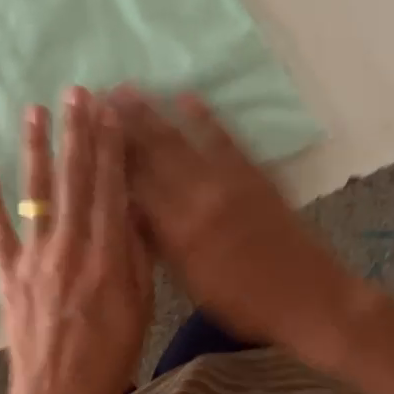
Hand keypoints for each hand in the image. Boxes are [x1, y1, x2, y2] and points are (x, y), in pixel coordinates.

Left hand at [0, 88, 152, 393]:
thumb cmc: (111, 354)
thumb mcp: (139, 304)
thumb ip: (134, 252)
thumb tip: (132, 203)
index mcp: (106, 254)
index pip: (109, 187)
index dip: (108, 145)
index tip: (108, 109)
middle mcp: (69, 247)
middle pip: (74, 179)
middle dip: (76, 132)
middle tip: (75, 92)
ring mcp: (34, 258)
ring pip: (36, 193)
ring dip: (36, 149)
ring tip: (35, 111)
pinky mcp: (7, 273)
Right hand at [112, 87, 354, 344]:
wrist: (310, 300)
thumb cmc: (243, 303)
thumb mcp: (190, 283)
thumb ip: (157, 243)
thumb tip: (123, 209)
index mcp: (178, 230)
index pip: (131, 183)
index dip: (105, 154)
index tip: (83, 131)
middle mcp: (198, 198)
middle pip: (151, 153)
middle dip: (120, 123)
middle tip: (96, 97)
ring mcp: (228, 181)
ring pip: (181, 139)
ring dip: (152, 112)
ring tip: (126, 89)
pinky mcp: (254, 173)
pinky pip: (224, 138)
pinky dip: (205, 116)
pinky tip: (186, 96)